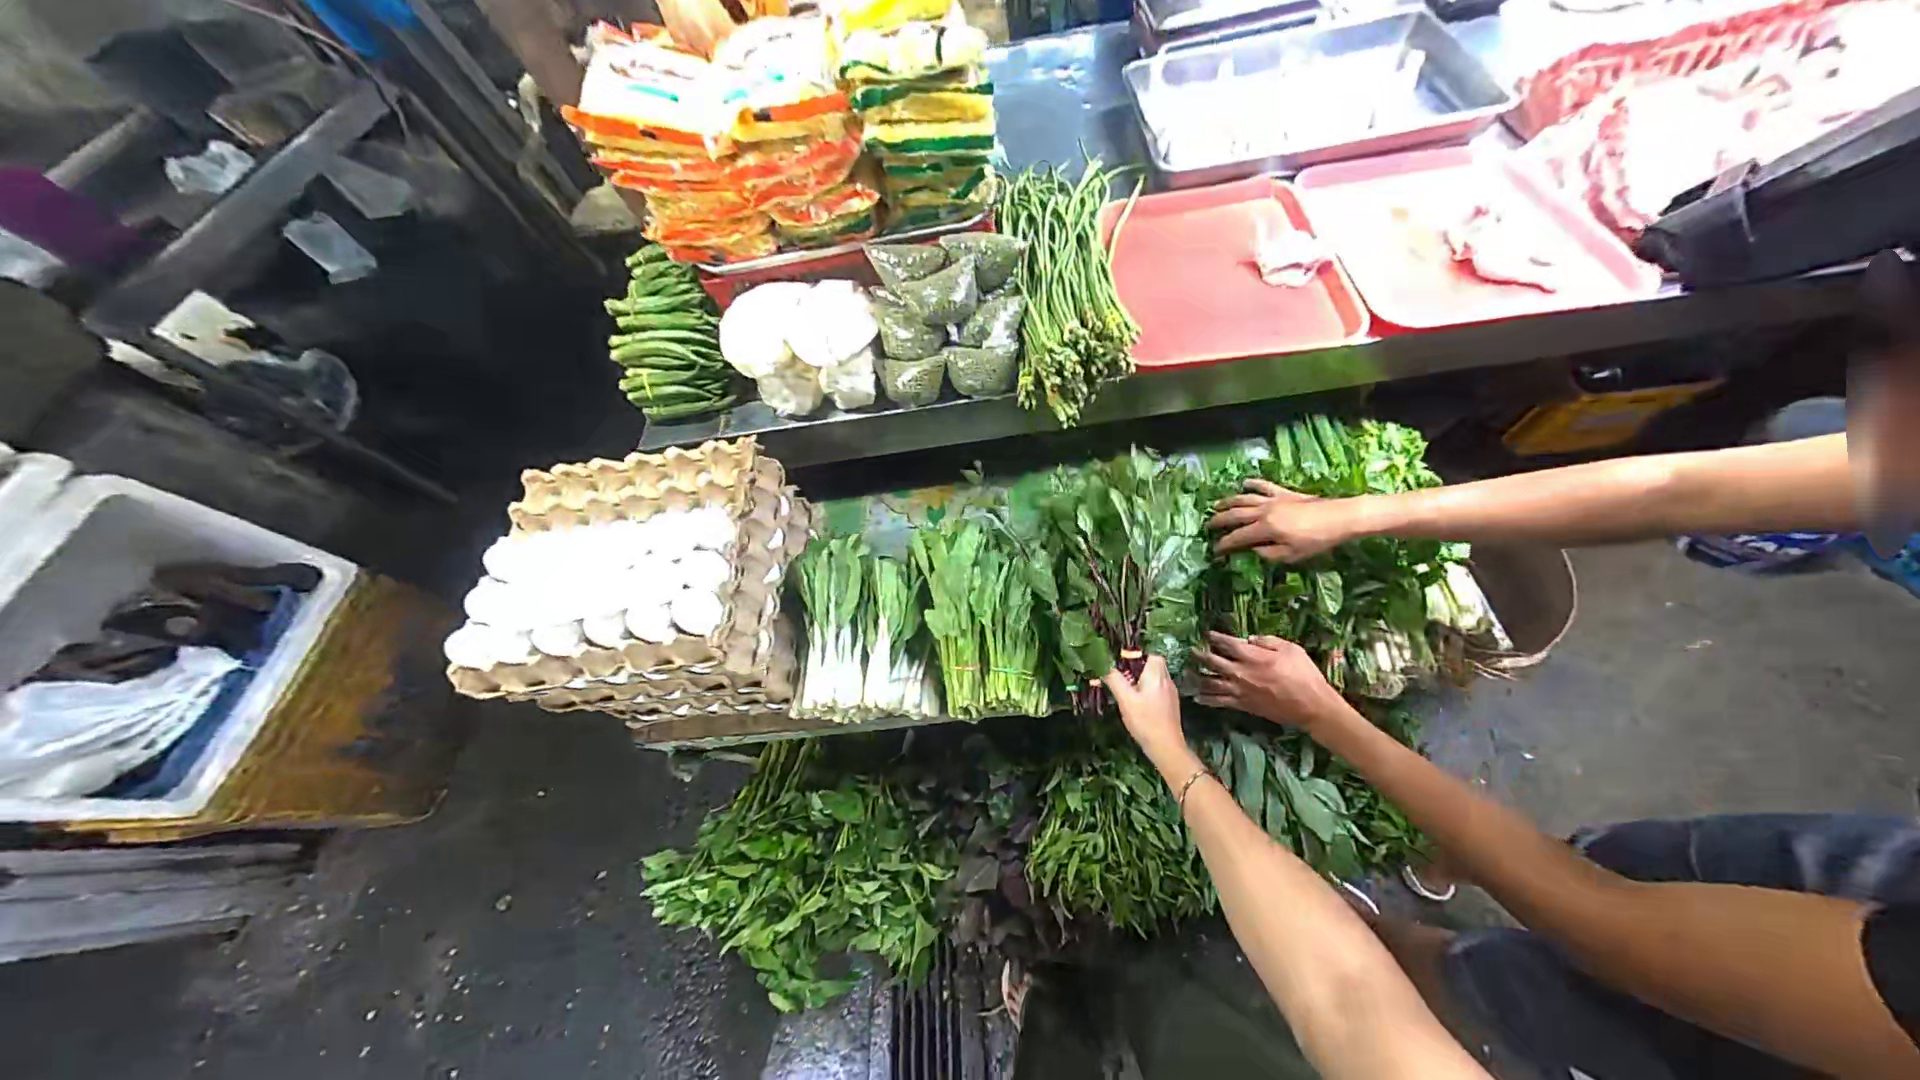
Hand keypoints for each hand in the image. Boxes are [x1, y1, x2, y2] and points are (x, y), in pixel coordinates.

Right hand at [1101, 655, 1185, 763]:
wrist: (1167, 747)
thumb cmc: (1145, 721)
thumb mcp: (1125, 700)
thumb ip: (1114, 680)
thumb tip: (1104, 666)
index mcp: (1156, 675)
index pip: (1152, 654)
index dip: (1138, 654)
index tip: (1122, 660)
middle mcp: (1167, 681)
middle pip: (1154, 664)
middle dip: (1138, 666)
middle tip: (1122, 674)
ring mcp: (1171, 693)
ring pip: (1156, 677)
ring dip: (1143, 678)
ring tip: (1127, 687)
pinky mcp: (1170, 705)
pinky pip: (1158, 688)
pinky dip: (1148, 689)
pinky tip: (1138, 701)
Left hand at [1192, 632, 1349, 732]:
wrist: (1312, 706)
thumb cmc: (1304, 675)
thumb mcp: (1291, 649)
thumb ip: (1268, 641)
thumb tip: (1249, 639)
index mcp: (1252, 656)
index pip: (1227, 643)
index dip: (1215, 637)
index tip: (1207, 634)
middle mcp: (1240, 672)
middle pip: (1212, 662)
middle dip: (1200, 655)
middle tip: (1192, 651)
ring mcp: (1239, 690)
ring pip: (1210, 683)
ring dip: (1197, 677)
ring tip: (1187, 673)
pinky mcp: (1242, 705)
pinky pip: (1219, 702)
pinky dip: (1206, 699)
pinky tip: (1197, 697)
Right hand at [1208, 479, 1353, 560]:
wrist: (1341, 517)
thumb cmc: (1317, 540)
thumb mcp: (1291, 555)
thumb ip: (1268, 554)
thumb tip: (1253, 551)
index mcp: (1265, 529)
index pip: (1237, 537)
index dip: (1224, 544)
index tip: (1215, 550)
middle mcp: (1264, 511)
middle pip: (1235, 515)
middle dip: (1219, 520)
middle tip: (1208, 525)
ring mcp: (1273, 500)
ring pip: (1244, 499)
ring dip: (1229, 502)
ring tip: (1217, 505)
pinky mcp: (1285, 493)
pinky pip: (1264, 486)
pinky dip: (1253, 484)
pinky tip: (1245, 484)